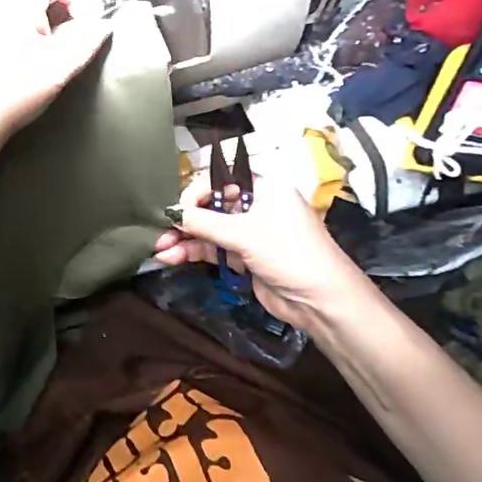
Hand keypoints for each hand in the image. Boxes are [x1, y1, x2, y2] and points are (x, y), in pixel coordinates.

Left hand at [0, 0, 111, 165]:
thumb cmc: (10, 94)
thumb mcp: (61, 63)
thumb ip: (89, 35)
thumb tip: (102, 22)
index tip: (86, 28)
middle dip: (64, 9)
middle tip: (69, 44)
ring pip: (26, 1)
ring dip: (46, 22)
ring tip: (49, 56)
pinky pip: (10, 18)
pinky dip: (27, 32)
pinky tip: (29, 61)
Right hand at [151, 170, 367, 328]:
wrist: (322, 301)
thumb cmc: (290, 253)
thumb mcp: (244, 234)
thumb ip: (203, 222)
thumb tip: (171, 213)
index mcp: (264, 188)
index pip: (220, 180)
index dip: (195, 192)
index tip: (177, 210)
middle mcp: (256, 206)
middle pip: (211, 206)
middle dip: (185, 220)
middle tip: (160, 232)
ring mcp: (249, 232)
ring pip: (208, 229)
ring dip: (184, 239)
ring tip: (160, 249)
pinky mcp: (243, 256)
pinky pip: (212, 248)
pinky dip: (192, 252)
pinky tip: (171, 258)